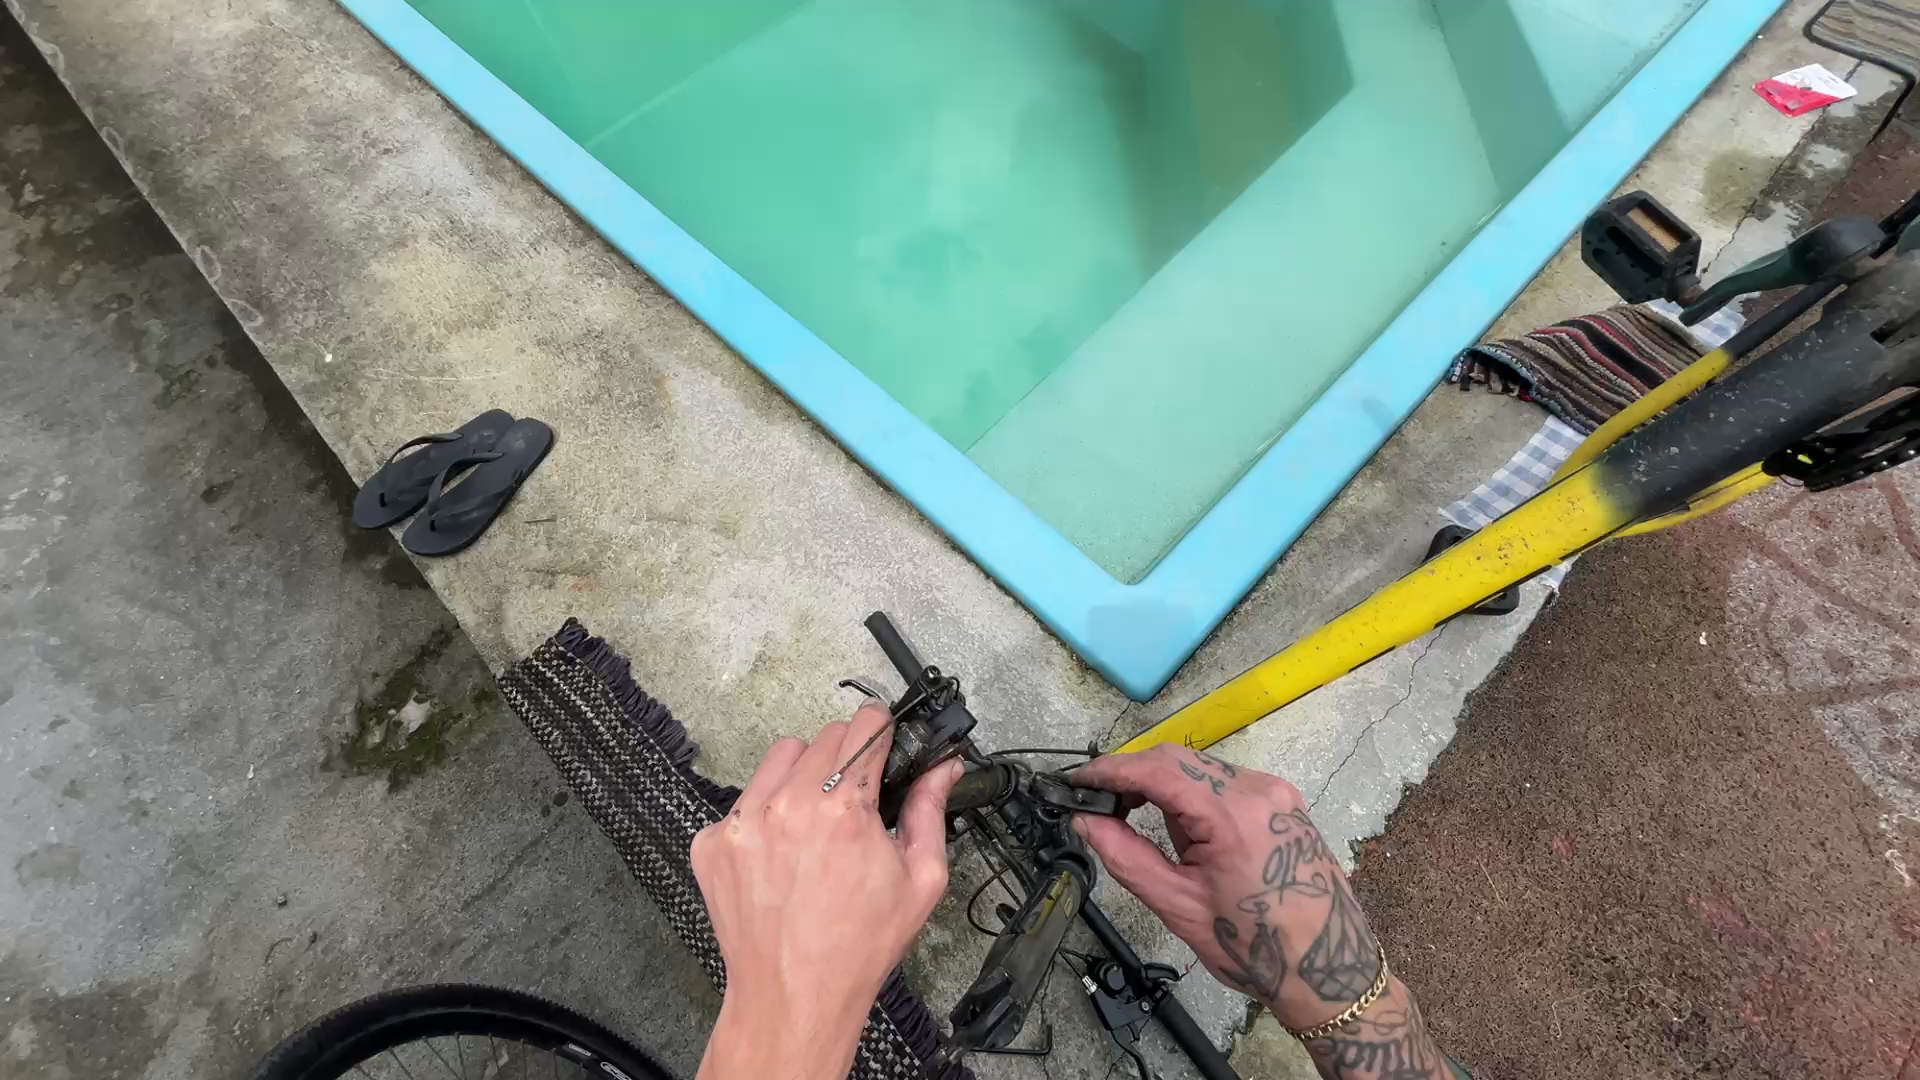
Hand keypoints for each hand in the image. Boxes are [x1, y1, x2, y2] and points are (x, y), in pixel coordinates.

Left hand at [691, 704, 962, 1079]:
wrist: (793, 998)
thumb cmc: (856, 946)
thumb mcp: (920, 879)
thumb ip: (931, 810)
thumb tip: (943, 768)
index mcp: (844, 809)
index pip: (867, 724)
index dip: (883, 730)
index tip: (884, 741)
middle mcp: (790, 806)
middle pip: (827, 735)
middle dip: (848, 756)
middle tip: (855, 795)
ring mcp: (744, 822)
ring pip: (783, 755)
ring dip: (804, 772)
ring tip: (815, 815)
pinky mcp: (714, 841)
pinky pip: (745, 795)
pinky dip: (766, 808)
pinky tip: (782, 846)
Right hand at [1071, 745, 1379, 1030]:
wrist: (1332, 971)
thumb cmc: (1254, 947)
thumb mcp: (1178, 905)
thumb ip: (1124, 855)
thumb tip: (1083, 819)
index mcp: (1233, 815)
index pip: (1157, 770)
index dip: (1111, 770)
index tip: (1077, 779)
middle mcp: (1256, 788)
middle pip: (1176, 759)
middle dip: (1131, 775)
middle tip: (1096, 799)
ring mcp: (1272, 790)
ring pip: (1196, 766)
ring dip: (1159, 783)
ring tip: (1132, 815)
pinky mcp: (1279, 798)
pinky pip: (1219, 779)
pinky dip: (1188, 791)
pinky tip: (1177, 824)